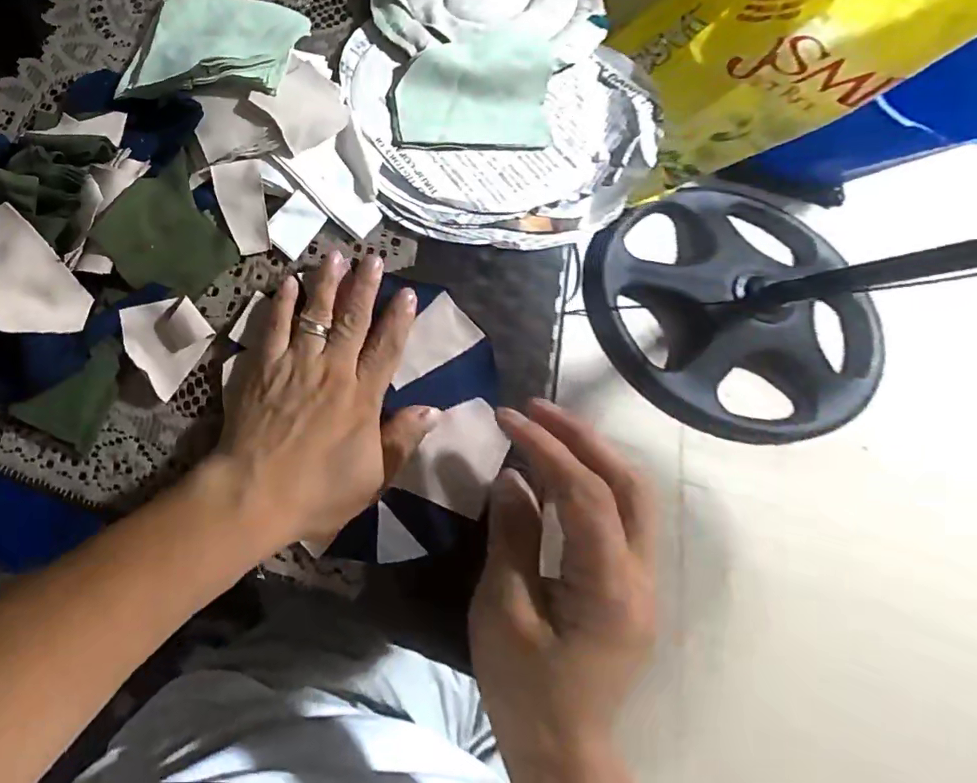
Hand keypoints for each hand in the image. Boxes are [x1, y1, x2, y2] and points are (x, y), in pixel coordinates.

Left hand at [209, 253, 436, 552]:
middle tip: (372, 258)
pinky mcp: (260, 366)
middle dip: (364, 287)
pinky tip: (288, 282)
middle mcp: (330, 372)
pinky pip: (274, 326)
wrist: (255, 488)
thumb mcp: (373, 477)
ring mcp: (293, 364)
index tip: (408, 292)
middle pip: (352, 321)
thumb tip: (433, 409)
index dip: (399, 320)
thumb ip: (400, 439)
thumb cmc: (317, 492)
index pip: (387, 349)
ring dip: (325, 284)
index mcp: (362, 398)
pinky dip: (281, 302)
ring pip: (314, 315)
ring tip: (334, 256)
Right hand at [471, 400, 656, 782]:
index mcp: (609, 586)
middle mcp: (641, 579)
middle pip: (631, 489)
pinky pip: (615, 520)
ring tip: (541, 425)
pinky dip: (585, 483)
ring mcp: (640, 584)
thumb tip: (512, 477)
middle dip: (584, 440)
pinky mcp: (625, 587)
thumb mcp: (503, 604)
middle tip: (533, 407)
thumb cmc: (522, 675)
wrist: (559, 738)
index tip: (504, 415)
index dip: (547, 447)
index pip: (586, 496)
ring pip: (632, 501)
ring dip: (590, 456)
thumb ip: (512, 537)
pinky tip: (548, 472)